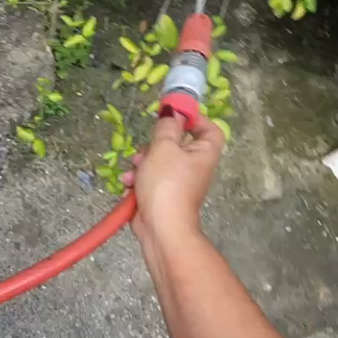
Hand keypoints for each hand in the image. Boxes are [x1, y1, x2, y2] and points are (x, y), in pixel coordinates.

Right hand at [124, 115, 224, 244]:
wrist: (161, 226)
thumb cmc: (166, 184)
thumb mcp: (163, 147)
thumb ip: (167, 126)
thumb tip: (173, 111)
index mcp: (204, 152)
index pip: (209, 128)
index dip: (193, 119)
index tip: (172, 116)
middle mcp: (194, 165)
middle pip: (175, 144)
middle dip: (154, 145)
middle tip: (145, 149)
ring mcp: (178, 181)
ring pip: (157, 161)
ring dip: (140, 163)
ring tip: (133, 171)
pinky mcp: (162, 194)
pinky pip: (149, 178)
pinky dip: (137, 180)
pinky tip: (128, 185)